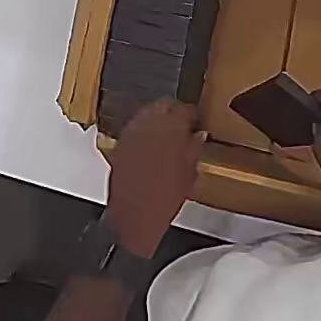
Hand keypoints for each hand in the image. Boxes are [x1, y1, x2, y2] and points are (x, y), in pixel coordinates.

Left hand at [107, 99, 203, 256]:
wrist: (134, 215)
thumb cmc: (164, 199)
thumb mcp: (189, 174)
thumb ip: (194, 149)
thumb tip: (199, 136)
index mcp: (170, 130)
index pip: (184, 109)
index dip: (193, 114)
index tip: (197, 120)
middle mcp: (148, 125)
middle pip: (163, 104)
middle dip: (174, 110)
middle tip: (184, 123)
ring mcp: (131, 132)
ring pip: (147, 112)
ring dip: (158, 117)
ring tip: (168, 131)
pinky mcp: (121, 141)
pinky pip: (135, 126)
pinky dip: (145, 128)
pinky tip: (152, 141)